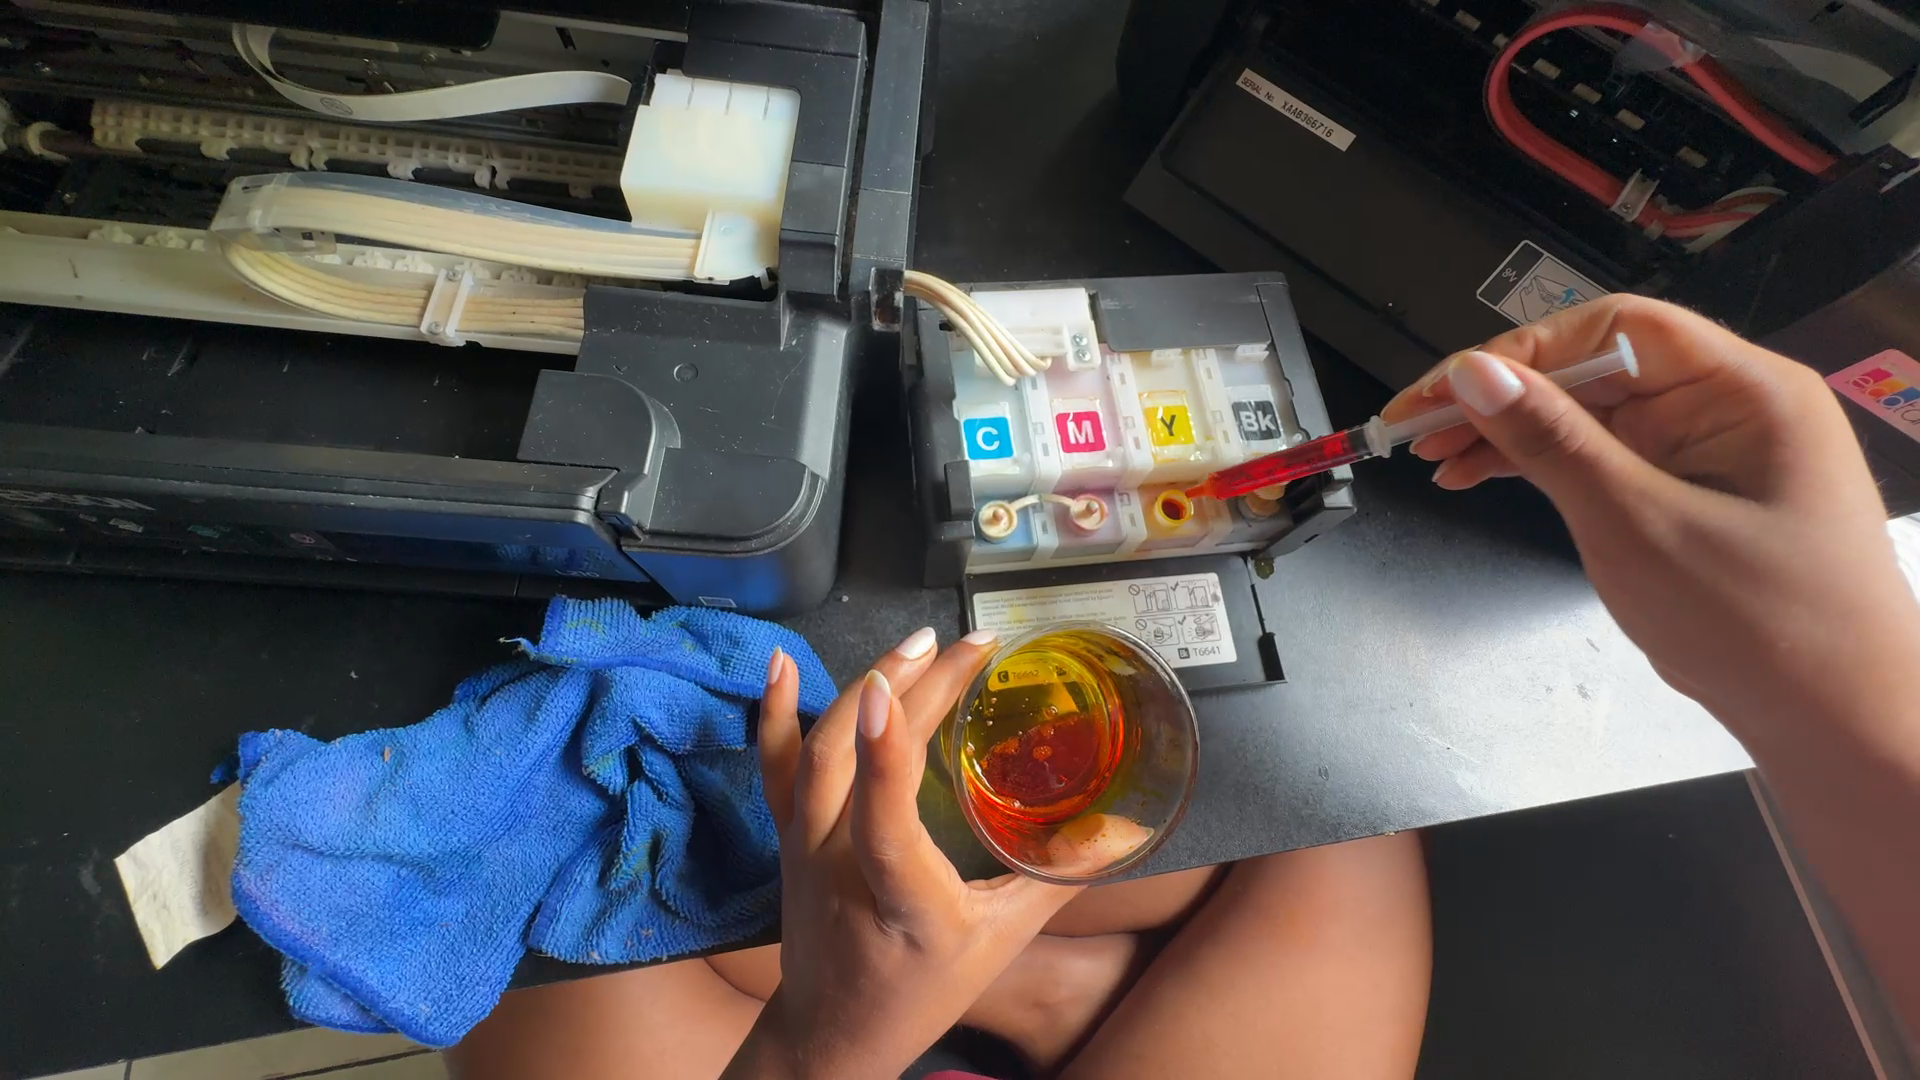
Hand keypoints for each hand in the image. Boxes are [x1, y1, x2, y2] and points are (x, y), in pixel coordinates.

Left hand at [724, 630, 1083, 1079]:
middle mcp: (837, 864)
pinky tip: (781, 662)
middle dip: (913, 690)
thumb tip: (1123, 828)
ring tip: (918, 644)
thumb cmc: (922, 988)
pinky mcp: (786, 831)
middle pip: (858, 763)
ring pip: (818, 753)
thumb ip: (1058, 880)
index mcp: (900, 900)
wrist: (832, 1031)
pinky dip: (776, 711)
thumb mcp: (1001, 942)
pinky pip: (773, 766)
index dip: (883, 756)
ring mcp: (802, 843)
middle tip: (965, 645)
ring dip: (865, 687)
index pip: (884, 824)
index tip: (894, 688)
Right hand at [1382, 295, 1919, 743]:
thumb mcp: (1631, 519)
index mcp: (1738, 389)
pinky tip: (1468, 475)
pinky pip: (1576, 452)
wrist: (1822, 712)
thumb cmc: (1749, 616)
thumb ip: (1549, 439)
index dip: (1518, 351)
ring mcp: (1686, 445)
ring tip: (1429, 456)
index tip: (1442, 392)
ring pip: (1569, 412)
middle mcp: (1713, 403)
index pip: (1612, 330)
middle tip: (1413, 428)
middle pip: (1582, 368)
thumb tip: (1472, 374)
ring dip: (1494, 430)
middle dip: (1493, 395)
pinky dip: (1518, 461)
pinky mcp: (1660, 483)